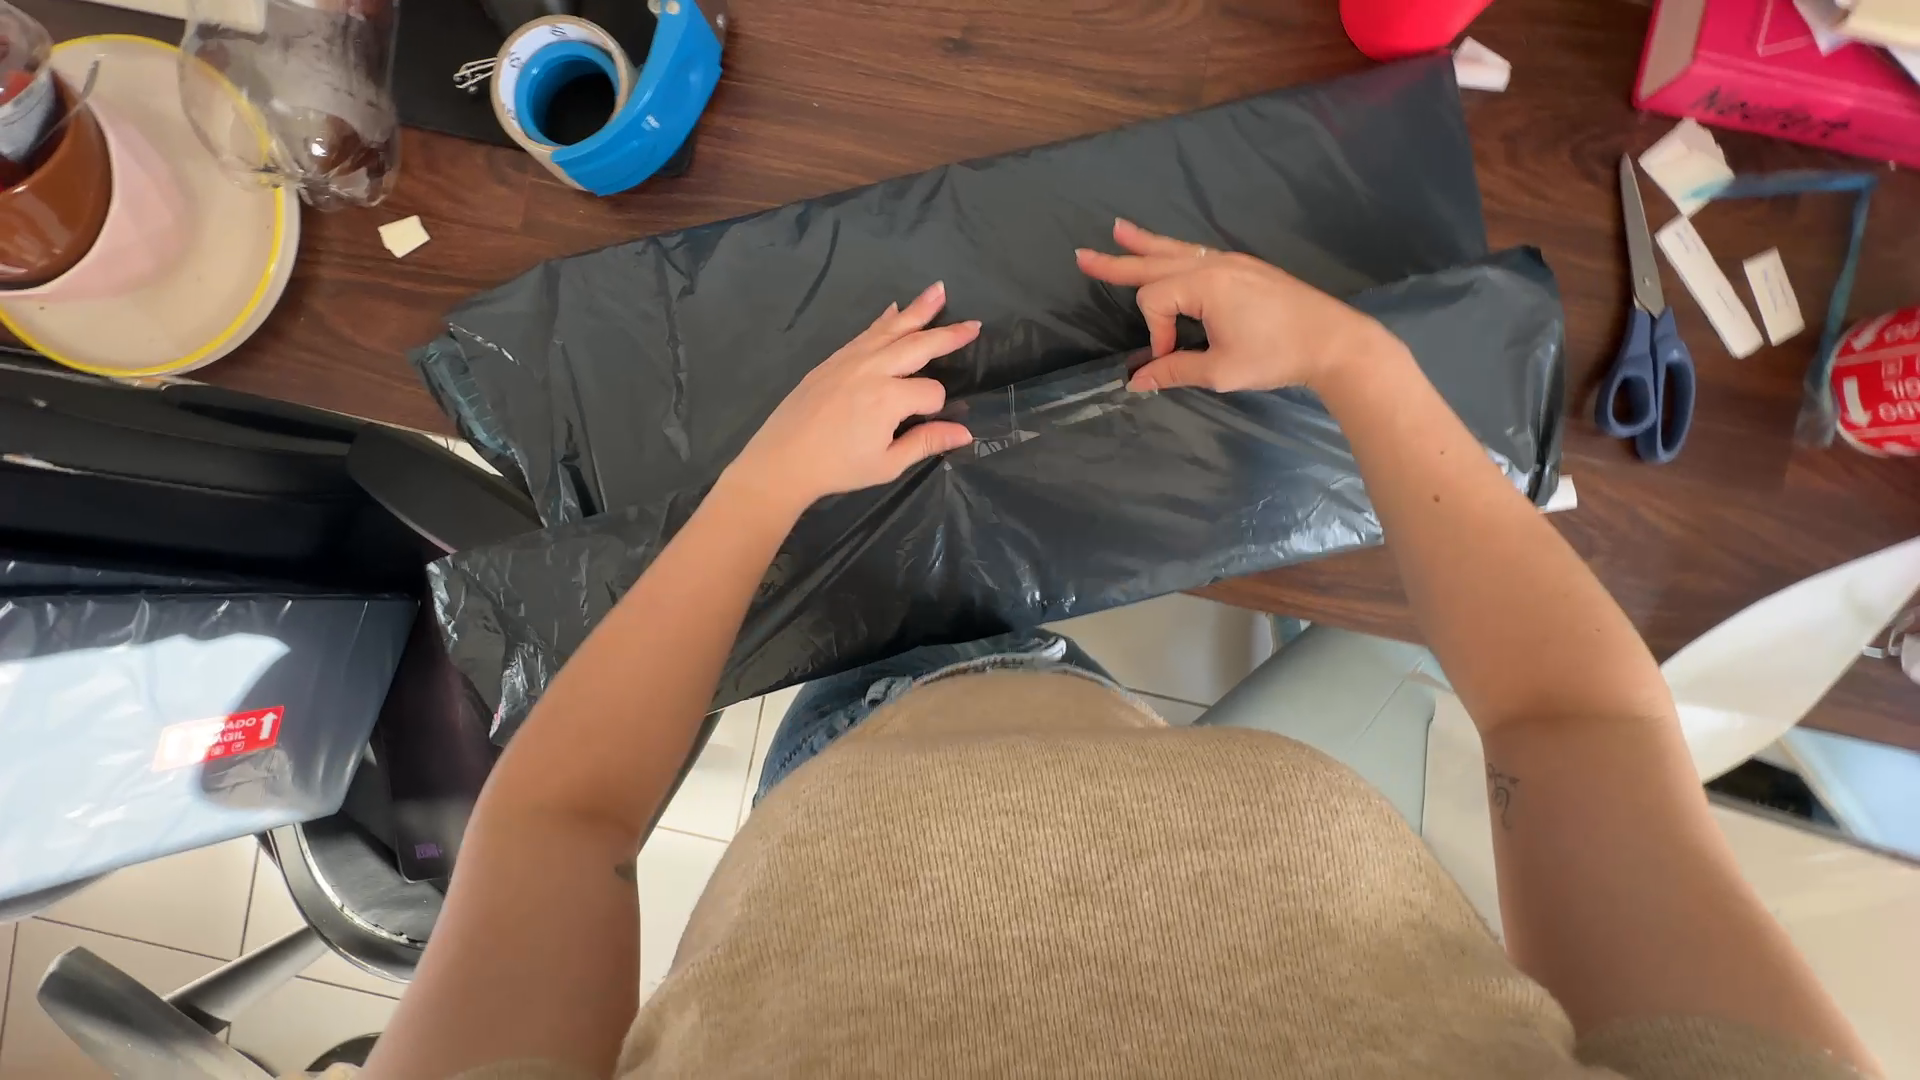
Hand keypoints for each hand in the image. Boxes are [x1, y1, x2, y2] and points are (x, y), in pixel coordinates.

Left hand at [722, 281, 976, 515]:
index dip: (937, 408)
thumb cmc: (837, 468)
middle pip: (919, 345)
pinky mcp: (835, 359)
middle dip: (949, 335)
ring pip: (892, 329)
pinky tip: (895, 309)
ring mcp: (851, 360)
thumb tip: (965, 433)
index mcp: (889, 399)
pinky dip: (884, 320)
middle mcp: (873, 370)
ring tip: (939, 290)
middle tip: (975, 323)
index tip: (928, 423)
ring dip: (919, 310)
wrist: (783, 460)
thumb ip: (926, 442)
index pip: (932, 393)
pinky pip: (866, 332)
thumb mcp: (887, 464)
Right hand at [1075, 219, 1404, 393]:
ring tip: (1119, 232)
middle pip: (1154, 262)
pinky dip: (1173, 251)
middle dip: (1118, 263)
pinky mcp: (1244, 269)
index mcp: (1205, 284)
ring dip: (1145, 246)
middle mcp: (1214, 264)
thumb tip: (1136, 382)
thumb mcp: (1220, 370)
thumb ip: (1174, 371)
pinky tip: (1167, 252)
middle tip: (1083, 256)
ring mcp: (1231, 262)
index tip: (1172, 358)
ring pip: (1176, 251)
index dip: (1155, 335)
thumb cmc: (1276, 356)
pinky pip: (1196, 254)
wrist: (1334, 342)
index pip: (1153, 303)